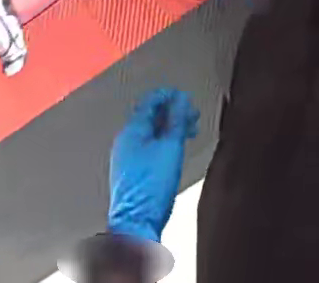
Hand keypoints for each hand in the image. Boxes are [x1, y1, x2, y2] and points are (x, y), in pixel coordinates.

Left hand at [106, 88, 198, 241]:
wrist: (137, 223)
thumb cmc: (153, 182)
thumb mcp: (171, 145)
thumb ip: (177, 118)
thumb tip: (182, 97)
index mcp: (132, 130)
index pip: (151, 100)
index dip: (170, 95)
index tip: (187, 98)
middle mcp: (126, 139)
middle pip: (151, 115)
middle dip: (174, 111)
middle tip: (193, 115)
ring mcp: (126, 155)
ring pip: (151, 130)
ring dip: (171, 126)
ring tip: (190, 131)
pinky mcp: (131, 169)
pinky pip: (149, 144)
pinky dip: (164, 139)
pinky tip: (177, 147)